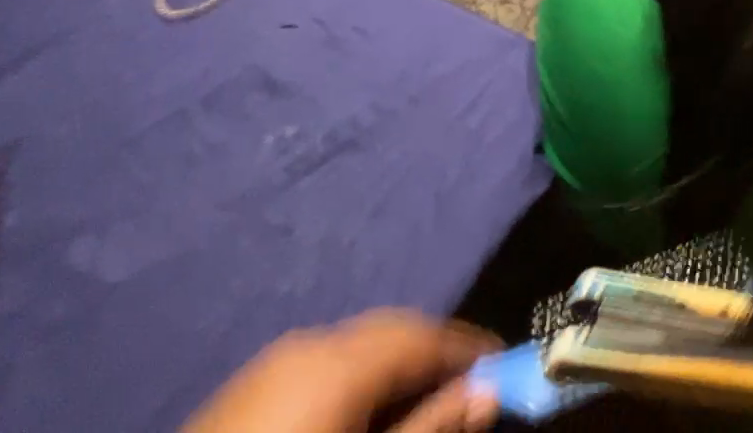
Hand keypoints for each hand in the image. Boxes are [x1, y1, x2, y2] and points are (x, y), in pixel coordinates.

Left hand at [182, 309, 499, 432]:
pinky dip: (360, 370)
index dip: (471, 345)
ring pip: (361, 341)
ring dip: (399, 360)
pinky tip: (365, 403)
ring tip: (423, 393)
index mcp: (342, 358)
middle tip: (470, 377)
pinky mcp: (248, 383)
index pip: (428, 334)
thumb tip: (490, 392)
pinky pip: (325, 358)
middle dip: (436, 349)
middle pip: (395, 328)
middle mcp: (312, 342)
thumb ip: (433, 423)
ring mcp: (274, 359)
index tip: (505, 362)